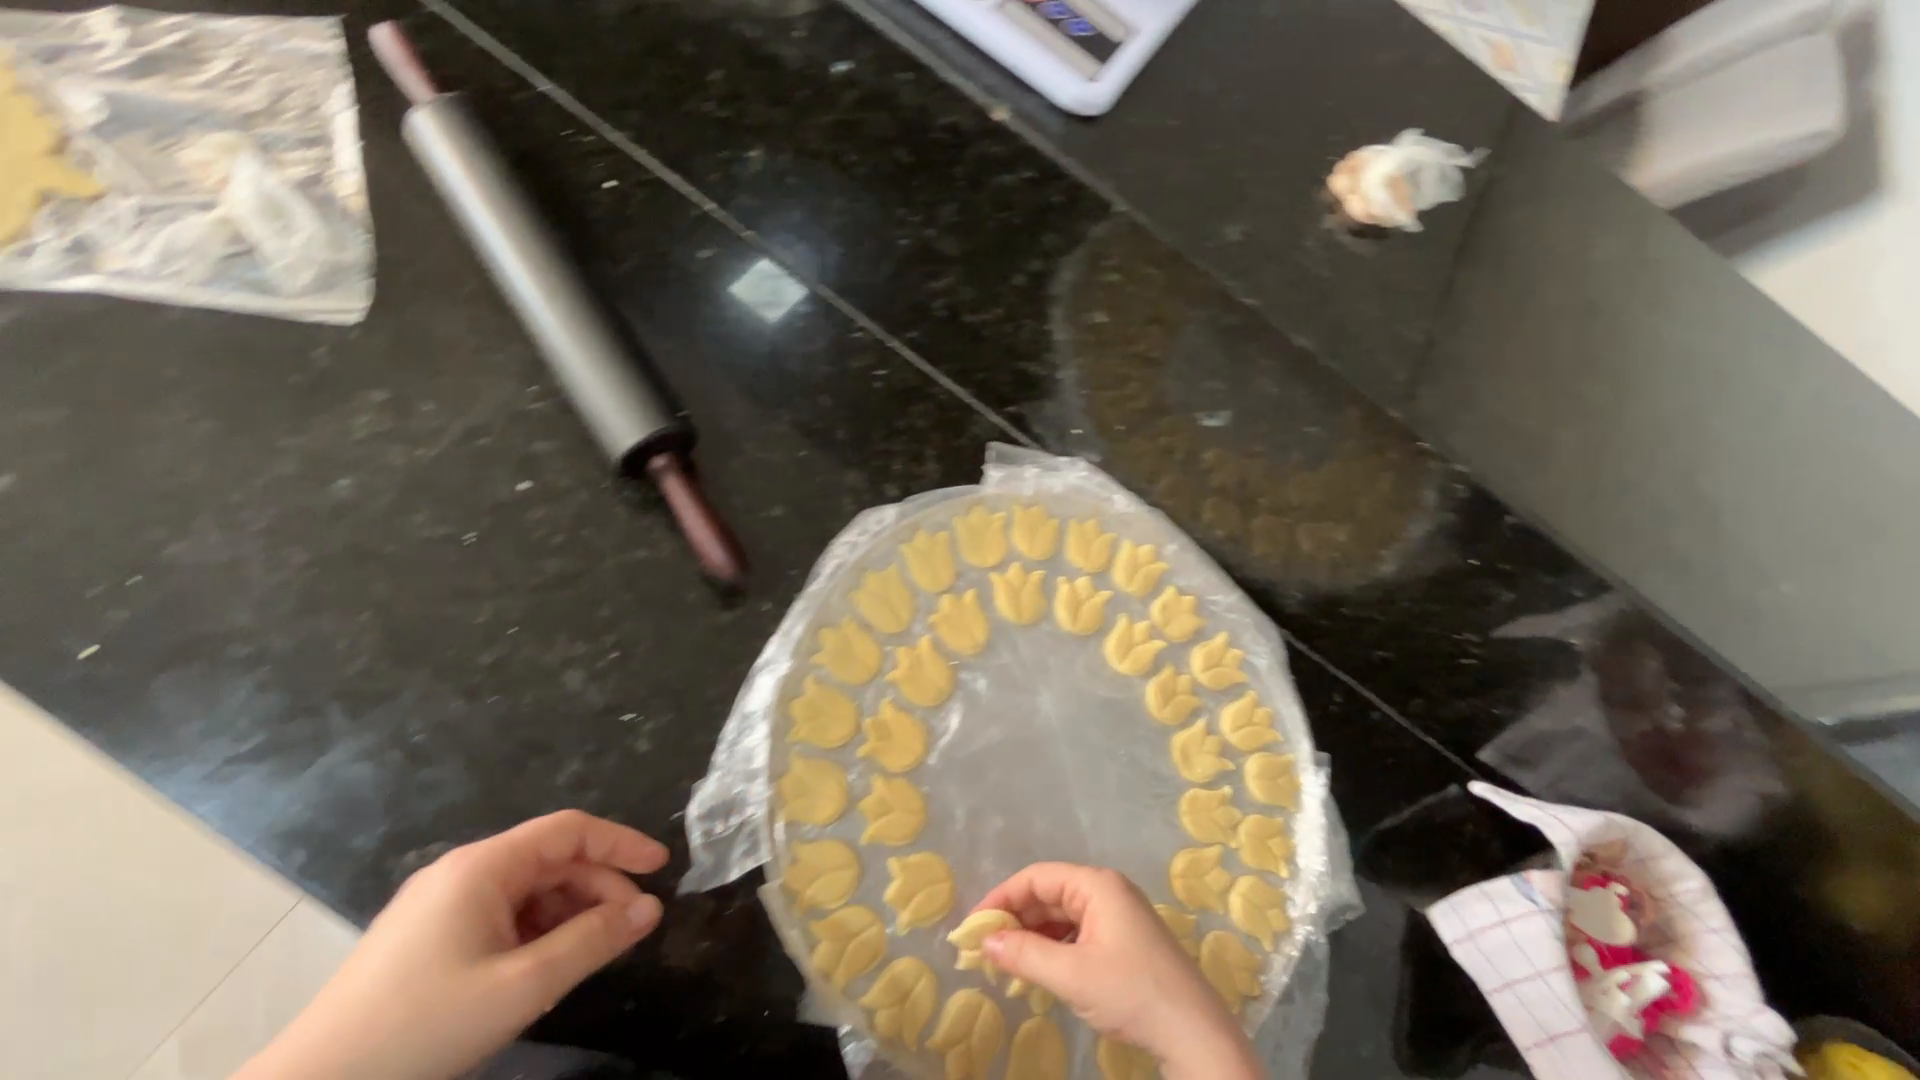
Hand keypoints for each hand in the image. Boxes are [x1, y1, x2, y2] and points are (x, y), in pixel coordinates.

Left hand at [236, 810, 669, 1079]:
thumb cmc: (424, 1026)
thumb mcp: (524, 986)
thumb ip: (594, 941)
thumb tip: (650, 909)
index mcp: (483, 867)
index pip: (569, 830)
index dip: (621, 843)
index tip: (662, 869)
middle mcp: (461, 872)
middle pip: (549, 860)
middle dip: (599, 887)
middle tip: (633, 927)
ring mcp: (439, 905)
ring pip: (526, 891)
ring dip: (569, 913)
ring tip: (593, 953)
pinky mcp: (426, 938)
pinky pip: (500, 917)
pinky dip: (536, 933)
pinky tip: (545, 969)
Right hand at [976, 863, 1261, 1079]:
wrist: (1195, 1033)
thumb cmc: (1131, 992)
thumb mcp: (1070, 975)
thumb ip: (1023, 954)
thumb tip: (985, 942)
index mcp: (1098, 885)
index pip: (1037, 878)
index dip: (1001, 898)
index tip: (974, 927)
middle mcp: (1108, 892)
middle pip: (1049, 895)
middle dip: (1016, 920)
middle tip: (985, 949)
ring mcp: (1120, 916)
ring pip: (1063, 917)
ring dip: (1033, 937)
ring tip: (1006, 964)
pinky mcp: (1126, 942)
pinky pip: (1079, 934)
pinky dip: (1054, 949)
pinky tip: (1039, 971)